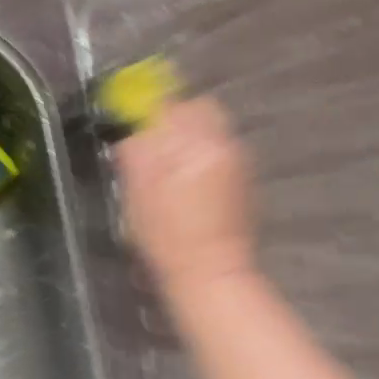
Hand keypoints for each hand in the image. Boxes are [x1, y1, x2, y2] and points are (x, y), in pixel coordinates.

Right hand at [116, 97, 254, 287]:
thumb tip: (133, 127)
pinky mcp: (244, 182)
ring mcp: (240, 163)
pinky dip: (201, 158)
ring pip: (211, 131)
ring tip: (168, 169)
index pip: (174, 104)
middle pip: (200, 110)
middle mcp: (226, 145)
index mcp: (198, 144)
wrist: (210, 275)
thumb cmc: (167, 235)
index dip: (149, 110)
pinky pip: (219, 153)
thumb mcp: (138, 191)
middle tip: (153, 145)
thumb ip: (137, 150)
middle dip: (175, 120)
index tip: (134, 125)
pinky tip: (186, 186)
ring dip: (188, 139)